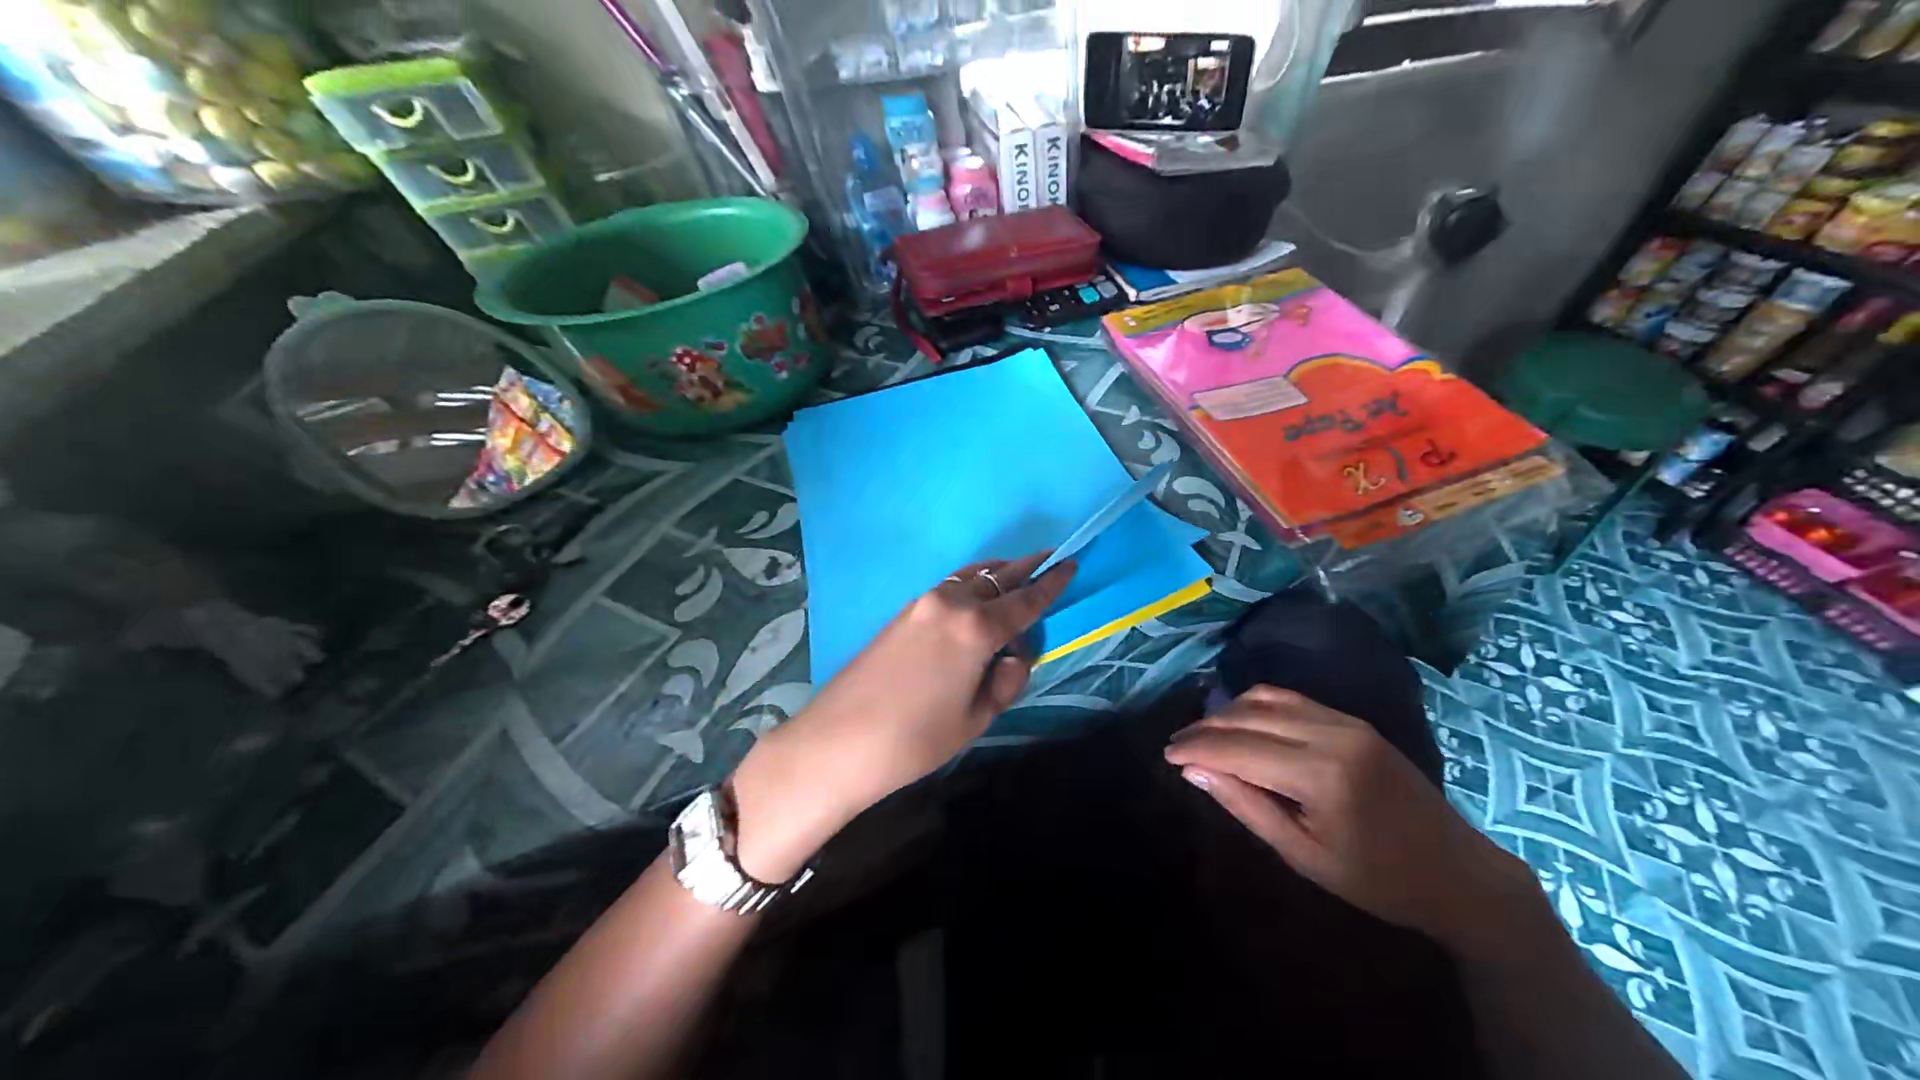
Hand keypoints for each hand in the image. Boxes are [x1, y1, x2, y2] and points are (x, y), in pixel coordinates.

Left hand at [728, 553, 1075, 881]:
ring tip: (1014, 575)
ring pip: (970, 577)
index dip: (1052, 584)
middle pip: (998, 578)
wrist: (839, 741)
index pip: (1026, 600)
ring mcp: (922, 603)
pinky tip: (975, 599)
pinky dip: (970, 585)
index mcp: (977, 628)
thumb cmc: (916, 738)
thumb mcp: (976, 717)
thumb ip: (1005, 681)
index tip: (1071, 565)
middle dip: (1025, 570)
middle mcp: (951, 603)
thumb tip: (1012, 657)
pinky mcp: (902, 613)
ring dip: (996, 575)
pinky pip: (948, 588)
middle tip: (1048, 560)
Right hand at [1163, 686, 1537, 954]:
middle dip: (1205, 728)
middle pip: (1248, 715)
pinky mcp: (1354, 721)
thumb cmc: (1378, 880)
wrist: (1459, 874)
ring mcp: (1346, 722)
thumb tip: (1194, 770)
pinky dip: (1257, 706)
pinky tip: (1241, 721)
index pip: (1239, 748)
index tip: (1165, 754)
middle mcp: (1332, 735)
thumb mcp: (1303, 855)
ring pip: (1267, 699)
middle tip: (1176, 745)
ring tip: (1202, 734)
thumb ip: (1246, 806)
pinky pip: (1292, 699)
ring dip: (1228, 712)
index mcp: (1321, 776)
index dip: (1196, 748)